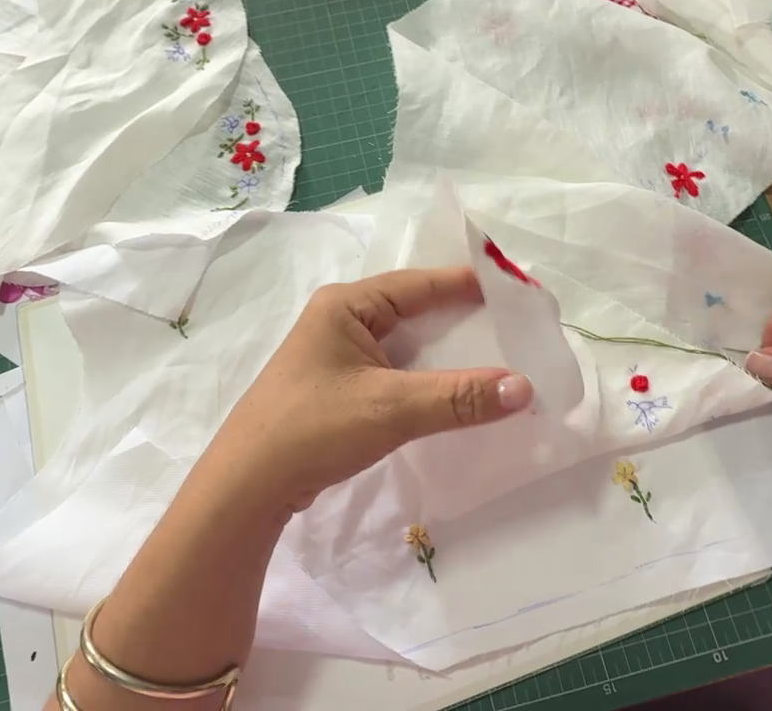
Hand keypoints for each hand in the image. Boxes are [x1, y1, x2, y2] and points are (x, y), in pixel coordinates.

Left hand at [198, 266, 535, 514]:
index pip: (419, 284)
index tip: (515, 290)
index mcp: (346, 305)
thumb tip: (524, 387)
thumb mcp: (391, 407)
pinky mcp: (337, 389)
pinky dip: (425, 379)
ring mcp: (336, 356)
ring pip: (404, 345)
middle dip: (462, 320)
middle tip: (514, 326)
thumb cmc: (313, 428)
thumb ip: (459, 397)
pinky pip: (393, 372)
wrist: (246, 487)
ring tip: (496, 358)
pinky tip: (453, 394)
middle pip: (413, 311)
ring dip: (445, 354)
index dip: (468, 285)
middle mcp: (340, 320)